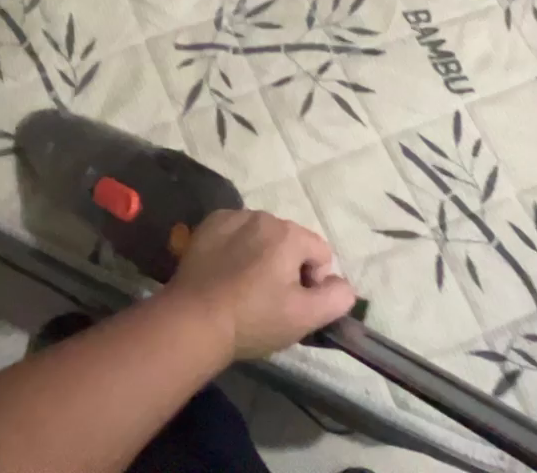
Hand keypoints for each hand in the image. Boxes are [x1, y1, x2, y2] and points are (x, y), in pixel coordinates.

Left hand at [163, 210, 356, 359]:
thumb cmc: (253, 319)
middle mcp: (263, 216)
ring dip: (262, 257)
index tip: (292, 306)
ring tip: (244, 289)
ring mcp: (233, 217)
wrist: (193, 320)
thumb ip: (336, 298)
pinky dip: (237, 249)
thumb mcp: (305, 318)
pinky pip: (236, 233)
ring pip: (263, 237)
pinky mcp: (210, 225)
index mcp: (290, 234)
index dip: (313, 283)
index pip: (320, 254)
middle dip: (287, 268)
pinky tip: (226, 275)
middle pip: (291, 242)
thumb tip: (343, 284)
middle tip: (268, 301)